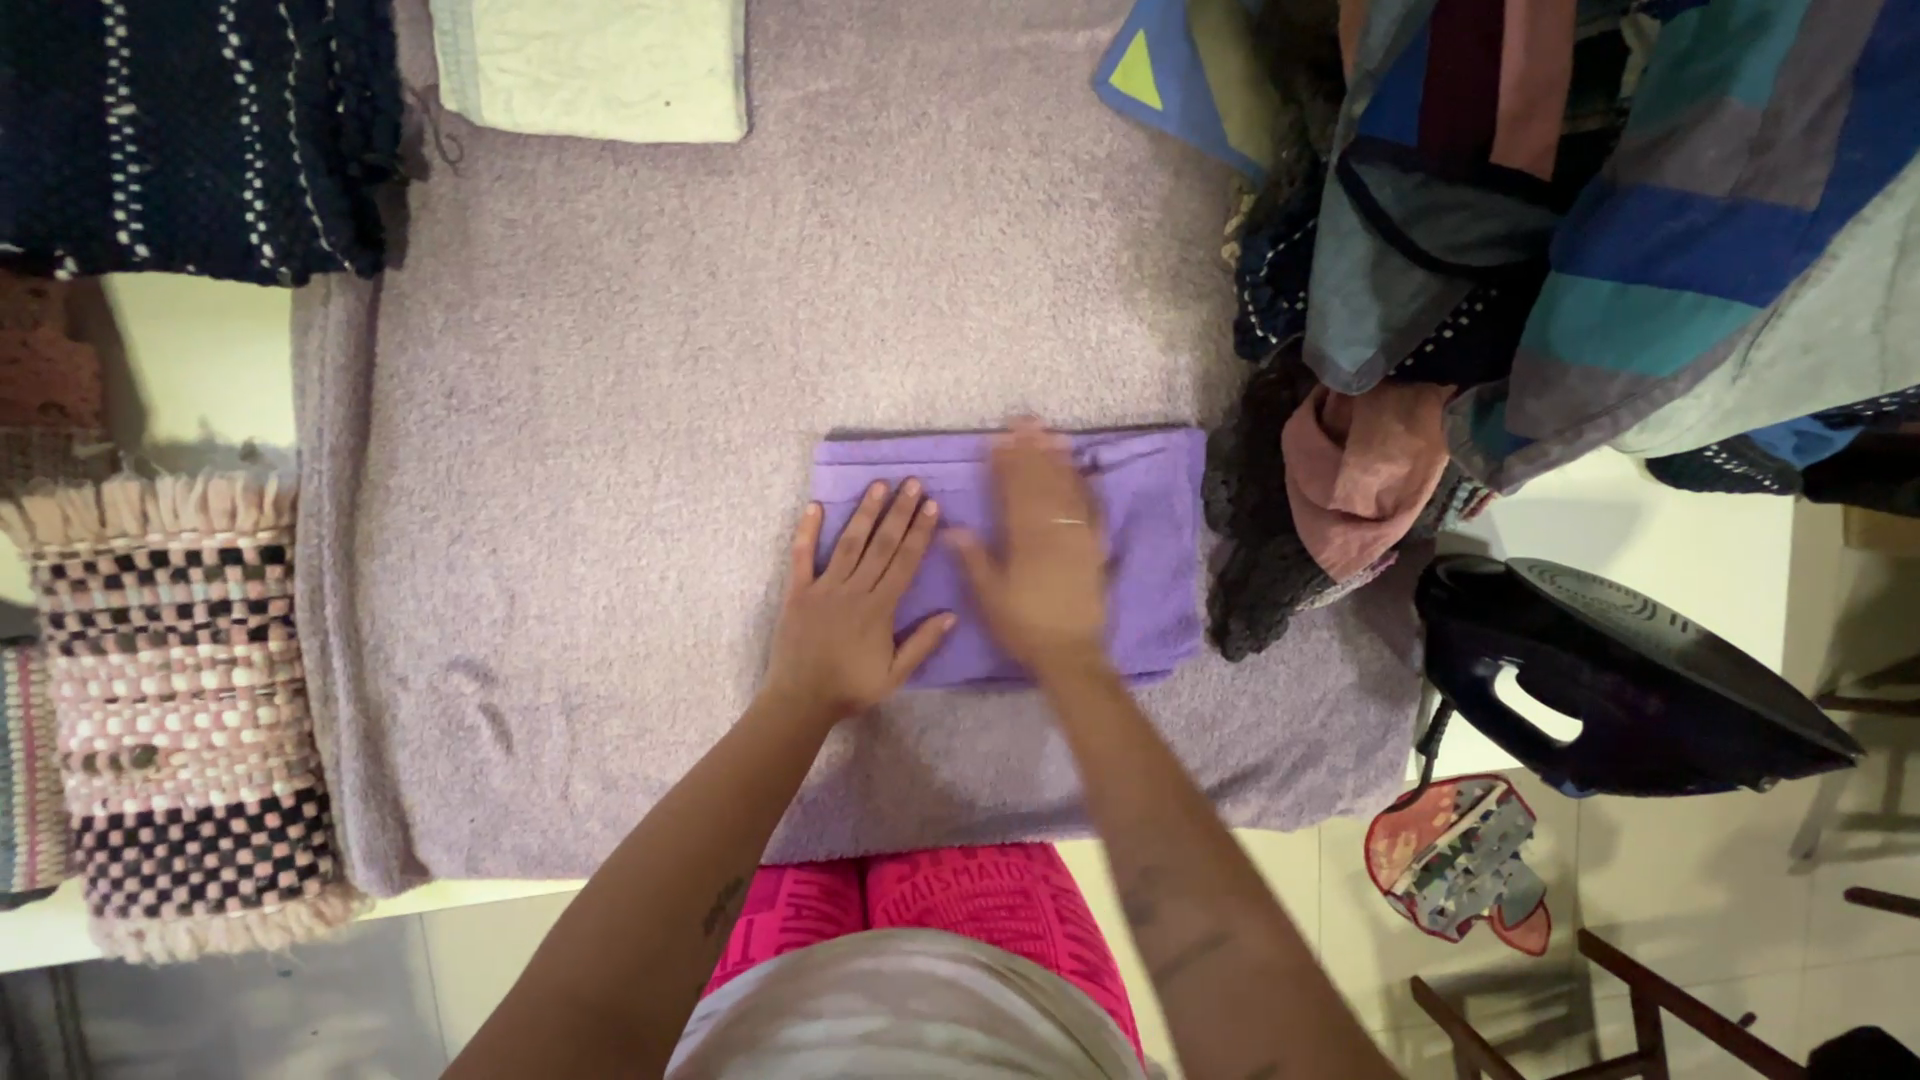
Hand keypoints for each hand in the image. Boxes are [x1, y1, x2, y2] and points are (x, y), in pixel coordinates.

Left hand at [760, 480, 953, 725]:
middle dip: (899, 512)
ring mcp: (823, 588)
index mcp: (879, 609)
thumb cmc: (850, 689)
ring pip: (848, 543)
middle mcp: (854, 591)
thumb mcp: (895, 675)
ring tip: (878, 485)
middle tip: (912, 483)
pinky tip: (815, 506)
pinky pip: (801, 557)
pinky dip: (806, 531)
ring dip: (864, 512)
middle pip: (881, 545)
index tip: (932, 506)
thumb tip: (950, 615)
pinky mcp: (797, 593)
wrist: (800, 700)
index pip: (905, 562)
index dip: (920, 532)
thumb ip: (922, 644)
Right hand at [948, 419, 1109, 675]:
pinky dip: (1086, 487)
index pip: (1013, 492)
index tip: (996, 440)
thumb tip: (951, 528)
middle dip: (1031, 450)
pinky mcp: (1096, 548)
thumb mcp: (989, 597)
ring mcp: (1079, 537)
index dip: (1004, 464)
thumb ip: (973, 559)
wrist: (1070, 652)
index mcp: (1024, 540)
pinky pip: (1092, 509)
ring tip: (1051, 433)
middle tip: (1025, 421)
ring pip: (1068, 489)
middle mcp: (1054, 531)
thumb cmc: (1023, 626)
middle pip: (1042, 482)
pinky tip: (1081, 471)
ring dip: (1058, 460)